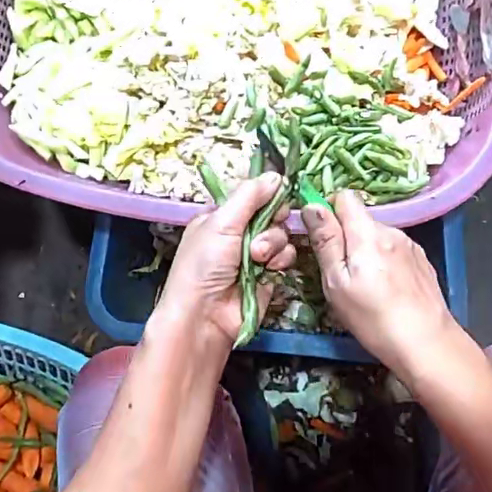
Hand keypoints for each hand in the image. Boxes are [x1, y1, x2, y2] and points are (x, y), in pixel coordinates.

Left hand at [149, 173, 296, 360]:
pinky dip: (282, 259)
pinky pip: (287, 256)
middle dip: (272, 219)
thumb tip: (276, 175)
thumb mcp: (222, 222)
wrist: (205, 316)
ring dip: (273, 242)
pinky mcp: (269, 274)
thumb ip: (250, 196)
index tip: (276, 192)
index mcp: (220, 216)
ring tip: (257, 257)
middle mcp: (238, 233)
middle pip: (271, 212)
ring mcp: (254, 255)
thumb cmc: (204, 264)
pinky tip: (270, 268)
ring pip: (281, 234)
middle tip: (268, 224)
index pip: (250, 195)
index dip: (265, 193)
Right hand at [301, 191, 463, 382]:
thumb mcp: (337, 283)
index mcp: (367, 233)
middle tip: (340, 273)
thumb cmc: (373, 318)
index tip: (322, 237)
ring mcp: (410, 245)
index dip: (329, 210)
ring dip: (365, 251)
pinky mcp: (421, 261)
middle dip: (346, 237)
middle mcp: (391, 231)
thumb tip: (312, 205)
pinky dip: (383, 261)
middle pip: (360, 218)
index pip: (345, 196)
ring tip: (364, 286)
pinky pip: (393, 250)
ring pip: (376, 236)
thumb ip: (325, 241)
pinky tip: (386, 289)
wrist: (428, 345)